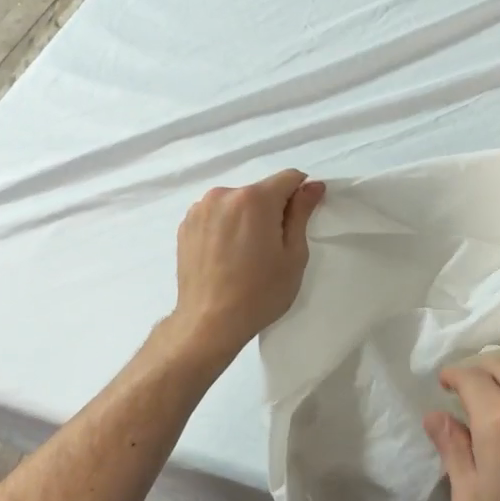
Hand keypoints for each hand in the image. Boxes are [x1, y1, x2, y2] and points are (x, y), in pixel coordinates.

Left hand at [168, 169, 324, 363]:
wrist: (210, 322)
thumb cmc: (261, 291)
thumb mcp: (294, 254)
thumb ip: (302, 213)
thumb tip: (313, 185)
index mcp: (255, 199)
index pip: (289, 178)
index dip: (302, 195)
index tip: (300, 221)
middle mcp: (224, 195)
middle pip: (261, 191)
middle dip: (273, 209)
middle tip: (273, 246)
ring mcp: (200, 209)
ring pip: (238, 203)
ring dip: (248, 217)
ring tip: (247, 253)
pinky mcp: (185, 225)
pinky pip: (217, 215)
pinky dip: (227, 226)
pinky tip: (227, 255)